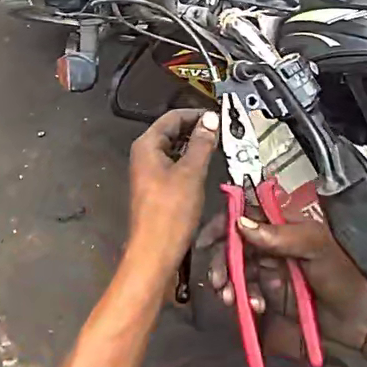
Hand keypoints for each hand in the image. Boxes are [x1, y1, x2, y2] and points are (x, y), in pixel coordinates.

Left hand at [125, 109, 219, 275]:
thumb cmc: (171, 211)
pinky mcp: (155, 186)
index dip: (196, 114)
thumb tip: (211, 118)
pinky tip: (204, 166)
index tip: (220, 117)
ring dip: (194, 145)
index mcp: (147, 144)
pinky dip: (188, 161)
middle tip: (223, 131)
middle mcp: (143, 153)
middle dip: (196, 128)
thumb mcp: (191, 173)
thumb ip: (202, 143)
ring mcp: (148, 170)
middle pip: (171, 131)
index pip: (172, 117)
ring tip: (218, 145)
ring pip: (173, 148)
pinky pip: (173, 164)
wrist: (154, 252)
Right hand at [204, 210, 366, 349]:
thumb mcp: (317, 247)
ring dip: (229, 281)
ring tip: (232, 297)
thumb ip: (280, 235)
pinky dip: (242, 298)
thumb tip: (241, 222)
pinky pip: (245, 290)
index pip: (246, 213)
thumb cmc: (350, 275)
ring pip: (235, 267)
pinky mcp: (270, 292)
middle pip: (234, 242)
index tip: (209, 238)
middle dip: (222, 260)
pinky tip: (252, 306)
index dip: (224, 222)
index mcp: (284, 223)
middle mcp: (272, 241)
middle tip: (219, 278)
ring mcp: (270, 267)